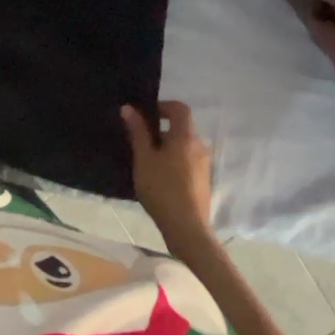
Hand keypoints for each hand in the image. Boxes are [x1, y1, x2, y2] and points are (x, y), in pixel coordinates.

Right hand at [121, 101, 216, 258]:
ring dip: (168, 147)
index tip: (146, 115)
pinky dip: (175, 161)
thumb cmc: (161, 188)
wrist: (187, 227)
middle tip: (140, 142)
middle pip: (182, 128)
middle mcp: (200, 147)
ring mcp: (204, 165)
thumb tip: (129, 108)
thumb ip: (137, 132)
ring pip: (185, 146)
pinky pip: (188, 161)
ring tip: (148, 162)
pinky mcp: (204, 181)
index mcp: (185, 137)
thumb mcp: (143, 158)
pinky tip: (160, 178)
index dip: (163, 106)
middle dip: (161, 130)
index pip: (180, 109)